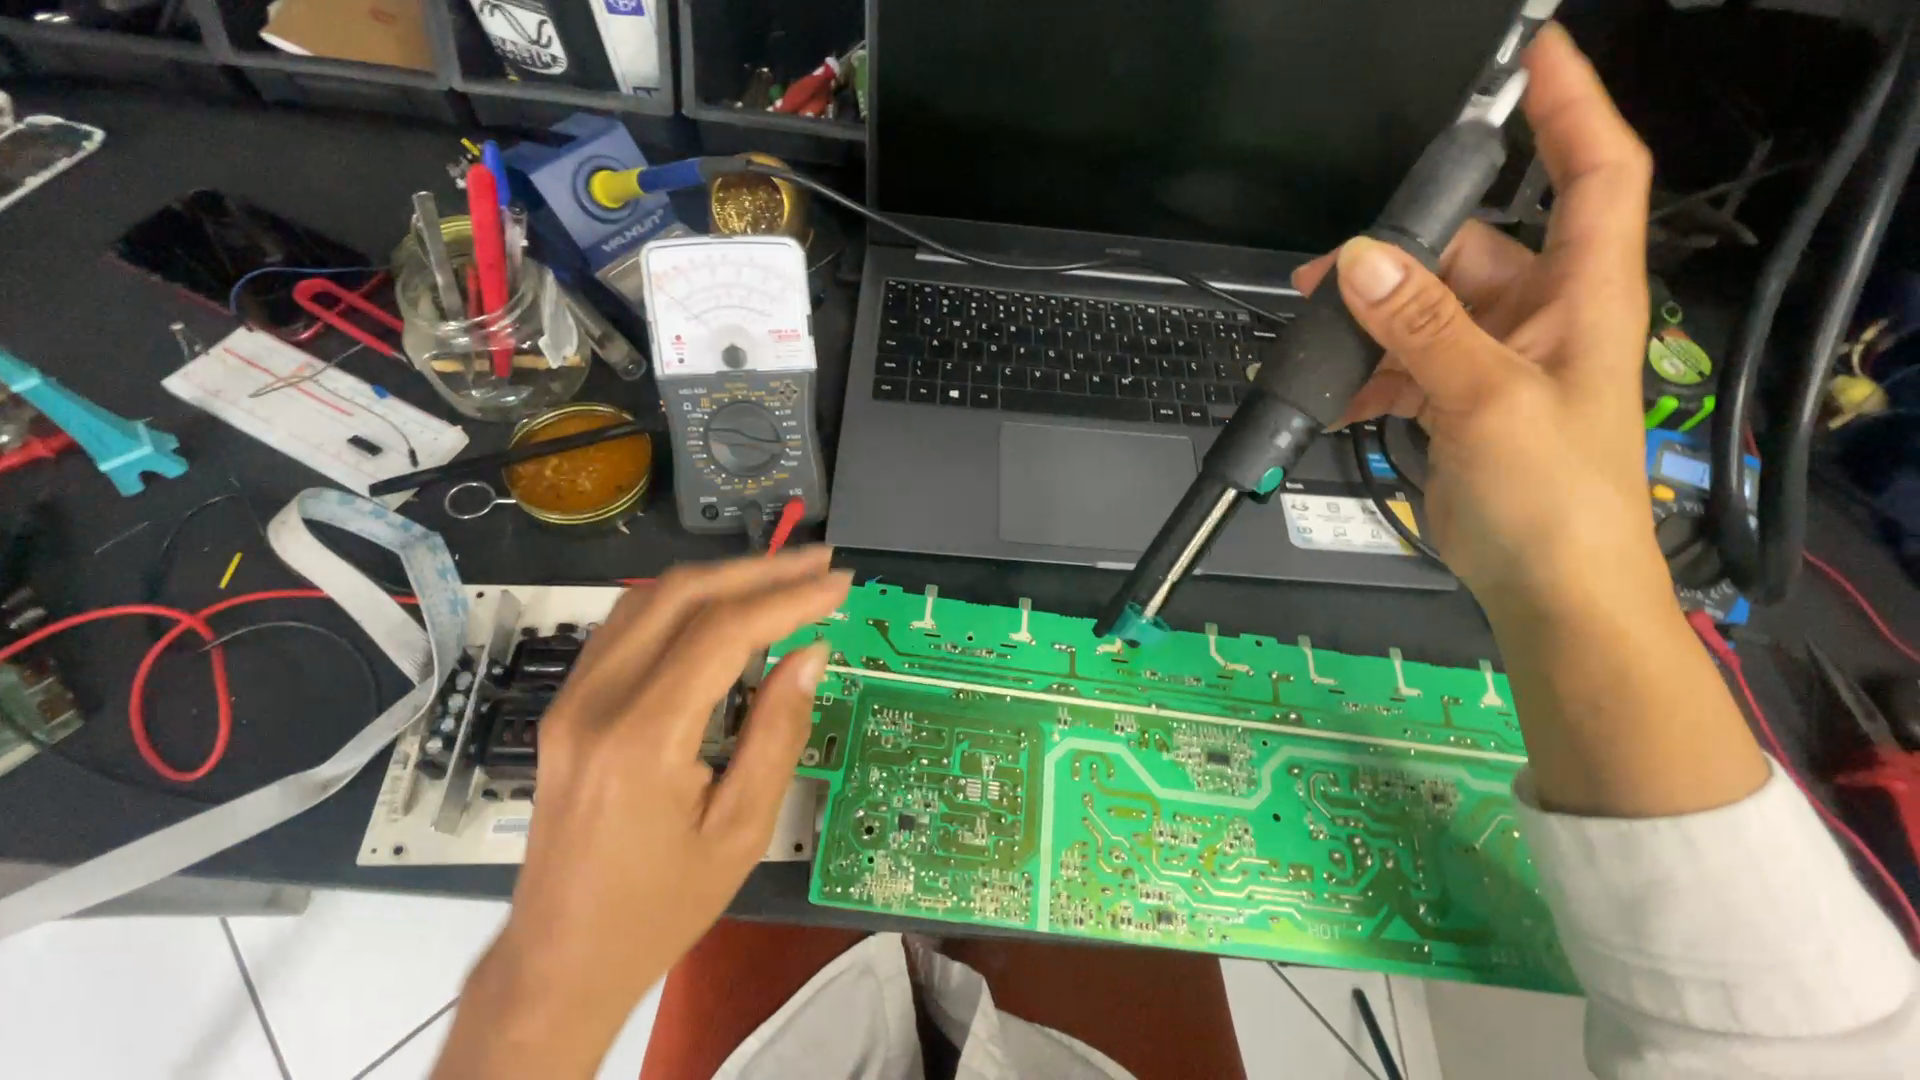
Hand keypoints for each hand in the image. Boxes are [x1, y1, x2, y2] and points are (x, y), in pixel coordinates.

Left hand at [436, 548, 849, 1078]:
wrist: (562, 956)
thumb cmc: (662, 907)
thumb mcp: (741, 830)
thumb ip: (777, 731)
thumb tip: (811, 653)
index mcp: (643, 737)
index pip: (724, 631)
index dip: (788, 598)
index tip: (839, 583)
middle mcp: (596, 700)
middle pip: (681, 595)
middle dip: (758, 570)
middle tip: (818, 564)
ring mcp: (572, 699)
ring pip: (647, 600)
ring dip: (719, 579)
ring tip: (780, 578)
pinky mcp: (567, 706)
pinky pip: (625, 627)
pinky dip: (681, 603)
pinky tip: (720, 609)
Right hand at [1291, 24, 1665, 613]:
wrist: (1549, 589)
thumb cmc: (1552, 492)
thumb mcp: (1487, 398)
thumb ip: (1422, 327)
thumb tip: (1359, 258)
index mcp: (1582, 295)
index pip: (1595, 173)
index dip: (1571, 108)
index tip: (1529, 57)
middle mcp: (1539, 316)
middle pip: (1469, 251)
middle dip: (1397, 257)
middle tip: (1321, 276)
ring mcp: (1492, 362)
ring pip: (1420, 313)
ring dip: (1366, 325)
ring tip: (1308, 339)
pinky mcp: (1455, 403)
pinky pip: (1401, 368)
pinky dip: (1362, 377)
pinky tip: (1325, 396)